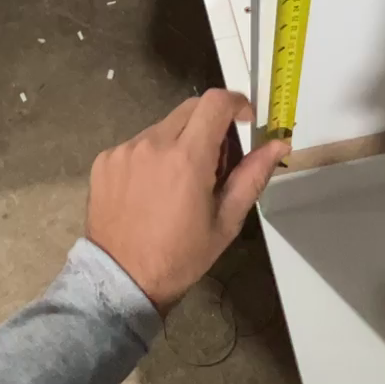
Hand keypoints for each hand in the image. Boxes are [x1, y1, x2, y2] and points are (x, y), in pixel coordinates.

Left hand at [85, 89, 291, 313]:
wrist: (121, 280)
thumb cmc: (181, 256)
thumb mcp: (225, 222)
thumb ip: (252, 176)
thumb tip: (279, 144)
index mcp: (187, 157)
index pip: (216, 102)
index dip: (236, 103)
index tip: (245, 120)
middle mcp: (152, 143)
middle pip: (190, 108)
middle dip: (210, 124)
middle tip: (215, 161)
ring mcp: (124, 149)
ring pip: (163, 126)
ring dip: (179, 141)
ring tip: (178, 182)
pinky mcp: (105, 159)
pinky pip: (137, 143)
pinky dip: (151, 155)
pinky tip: (150, 190)